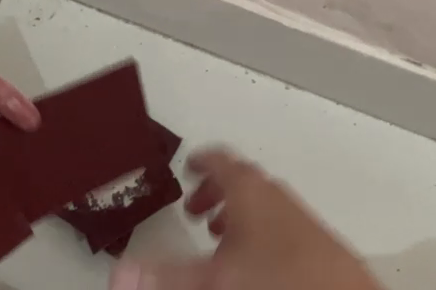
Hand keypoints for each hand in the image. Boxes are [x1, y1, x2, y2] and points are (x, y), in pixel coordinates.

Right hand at [110, 149, 381, 289]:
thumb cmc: (274, 278)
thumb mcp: (211, 279)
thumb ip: (166, 275)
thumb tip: (119, 273)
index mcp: (248, 189)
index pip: (220, 159)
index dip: (201, 159)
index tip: (187, 164)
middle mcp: (274, 194)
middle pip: (241, 180)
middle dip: (215, 192)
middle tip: (195, 212)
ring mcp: (298, 216)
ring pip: (262, 204)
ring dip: (238, 215)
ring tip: (220, 243)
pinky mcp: (317, 241)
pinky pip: (280, 223)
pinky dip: (260, 232)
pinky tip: (255, 266)